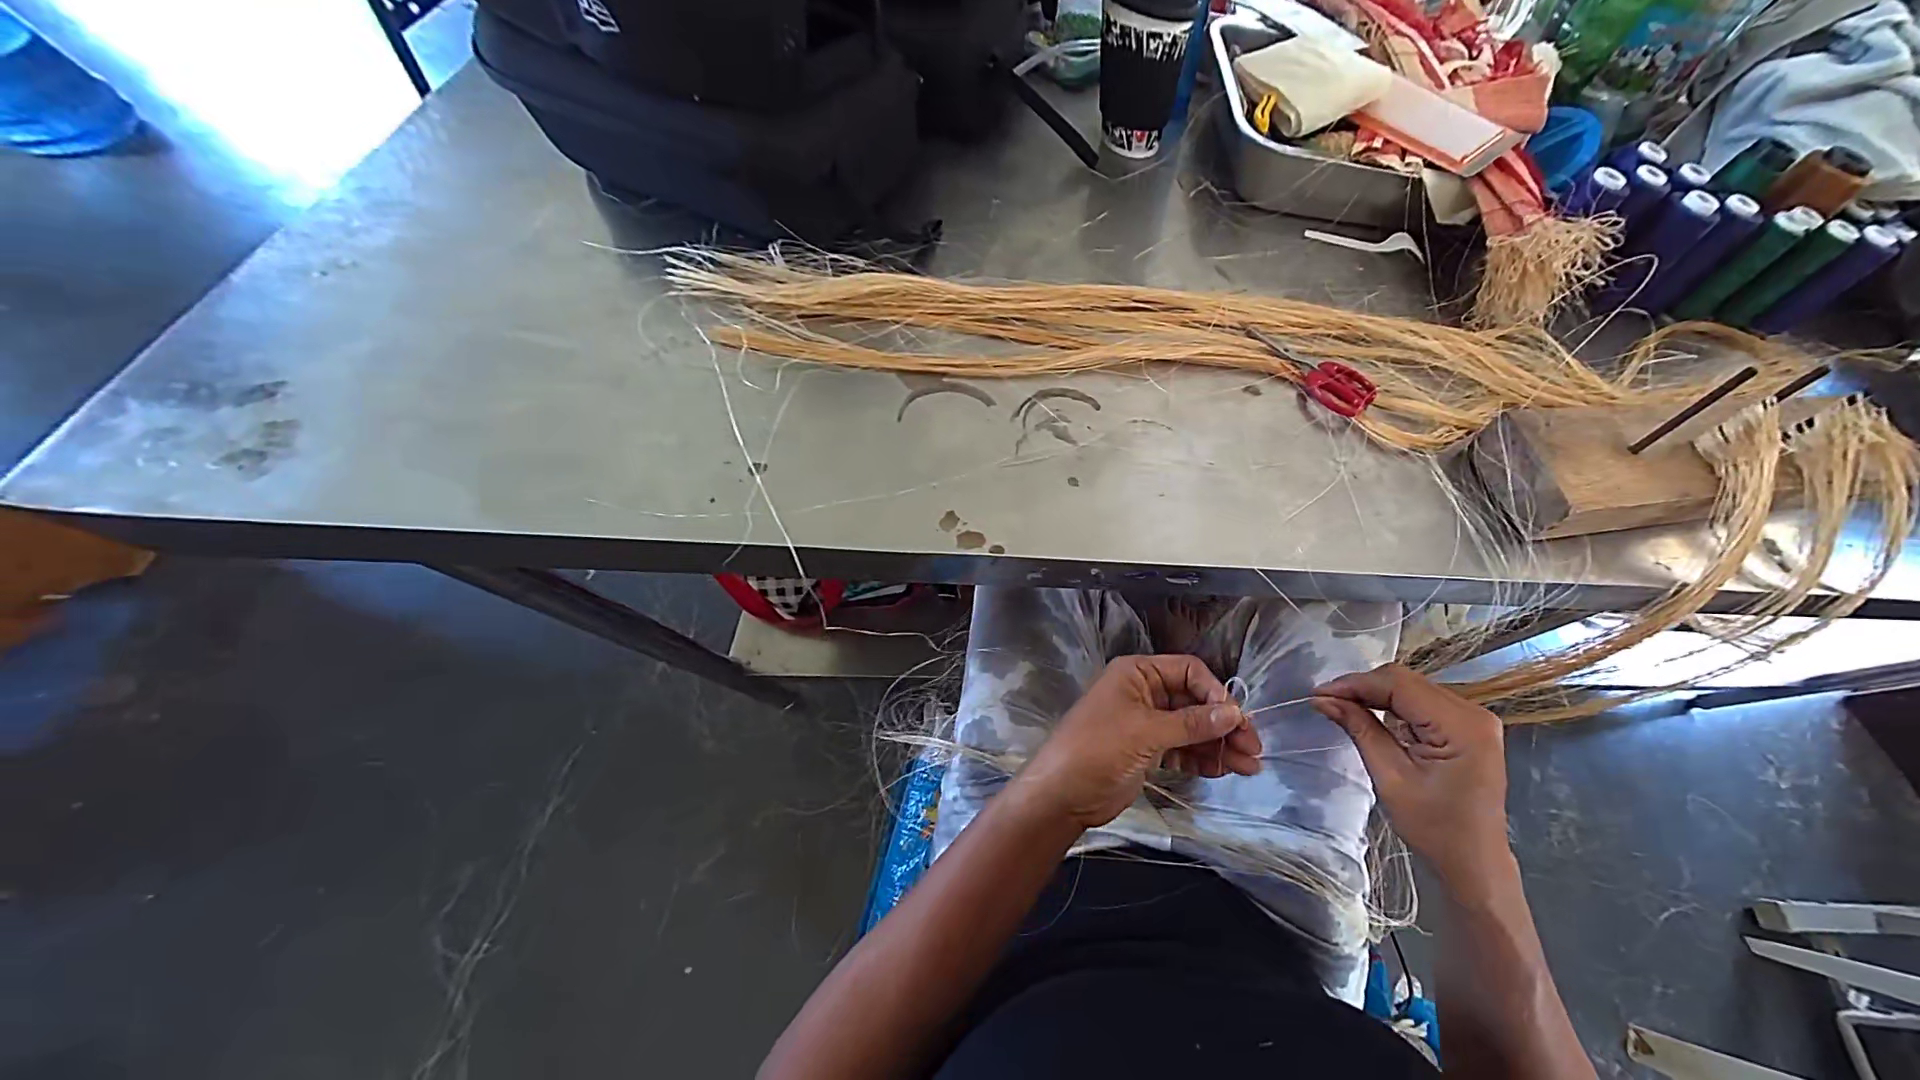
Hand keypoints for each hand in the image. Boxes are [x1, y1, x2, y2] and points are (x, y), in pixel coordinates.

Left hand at [1008, 655, 1260, 831]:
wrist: (1062, 793)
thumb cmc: (1098, 749)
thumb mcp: (1145, 732)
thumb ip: (1191, 723)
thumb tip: (1233, 714)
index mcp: (1136, 673)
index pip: (1187, 671)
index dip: (1215, 692)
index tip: (1237, 719)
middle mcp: (1143, 692)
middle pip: (1194, 701)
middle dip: (1223, 724)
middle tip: (1253, 748)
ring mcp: (1145, 722)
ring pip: (1191, 727)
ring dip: (1218, 744)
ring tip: (1249, 766)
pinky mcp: (1147, 749)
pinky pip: (1182, 747)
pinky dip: (1201, 757)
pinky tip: (1223, 770)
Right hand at [1310, 664, 1511, 889]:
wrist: (1474, 861)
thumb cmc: (1434, 827)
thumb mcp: (1390, 776)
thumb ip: (1360, 729)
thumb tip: (1324, 699)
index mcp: (1463, 726)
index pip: (1399, 685)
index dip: (1355, 684)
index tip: (1318, 694)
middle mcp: (1474, 714)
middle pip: (1406, 681)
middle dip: (1362, 687)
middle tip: (1326, 700)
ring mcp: (1474, 719)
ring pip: (1411, 687)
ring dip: (1374, 693)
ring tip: (1341, 705)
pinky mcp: (1467, 727)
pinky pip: (1421, 701)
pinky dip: (1391, 703)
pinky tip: (1368, 713)